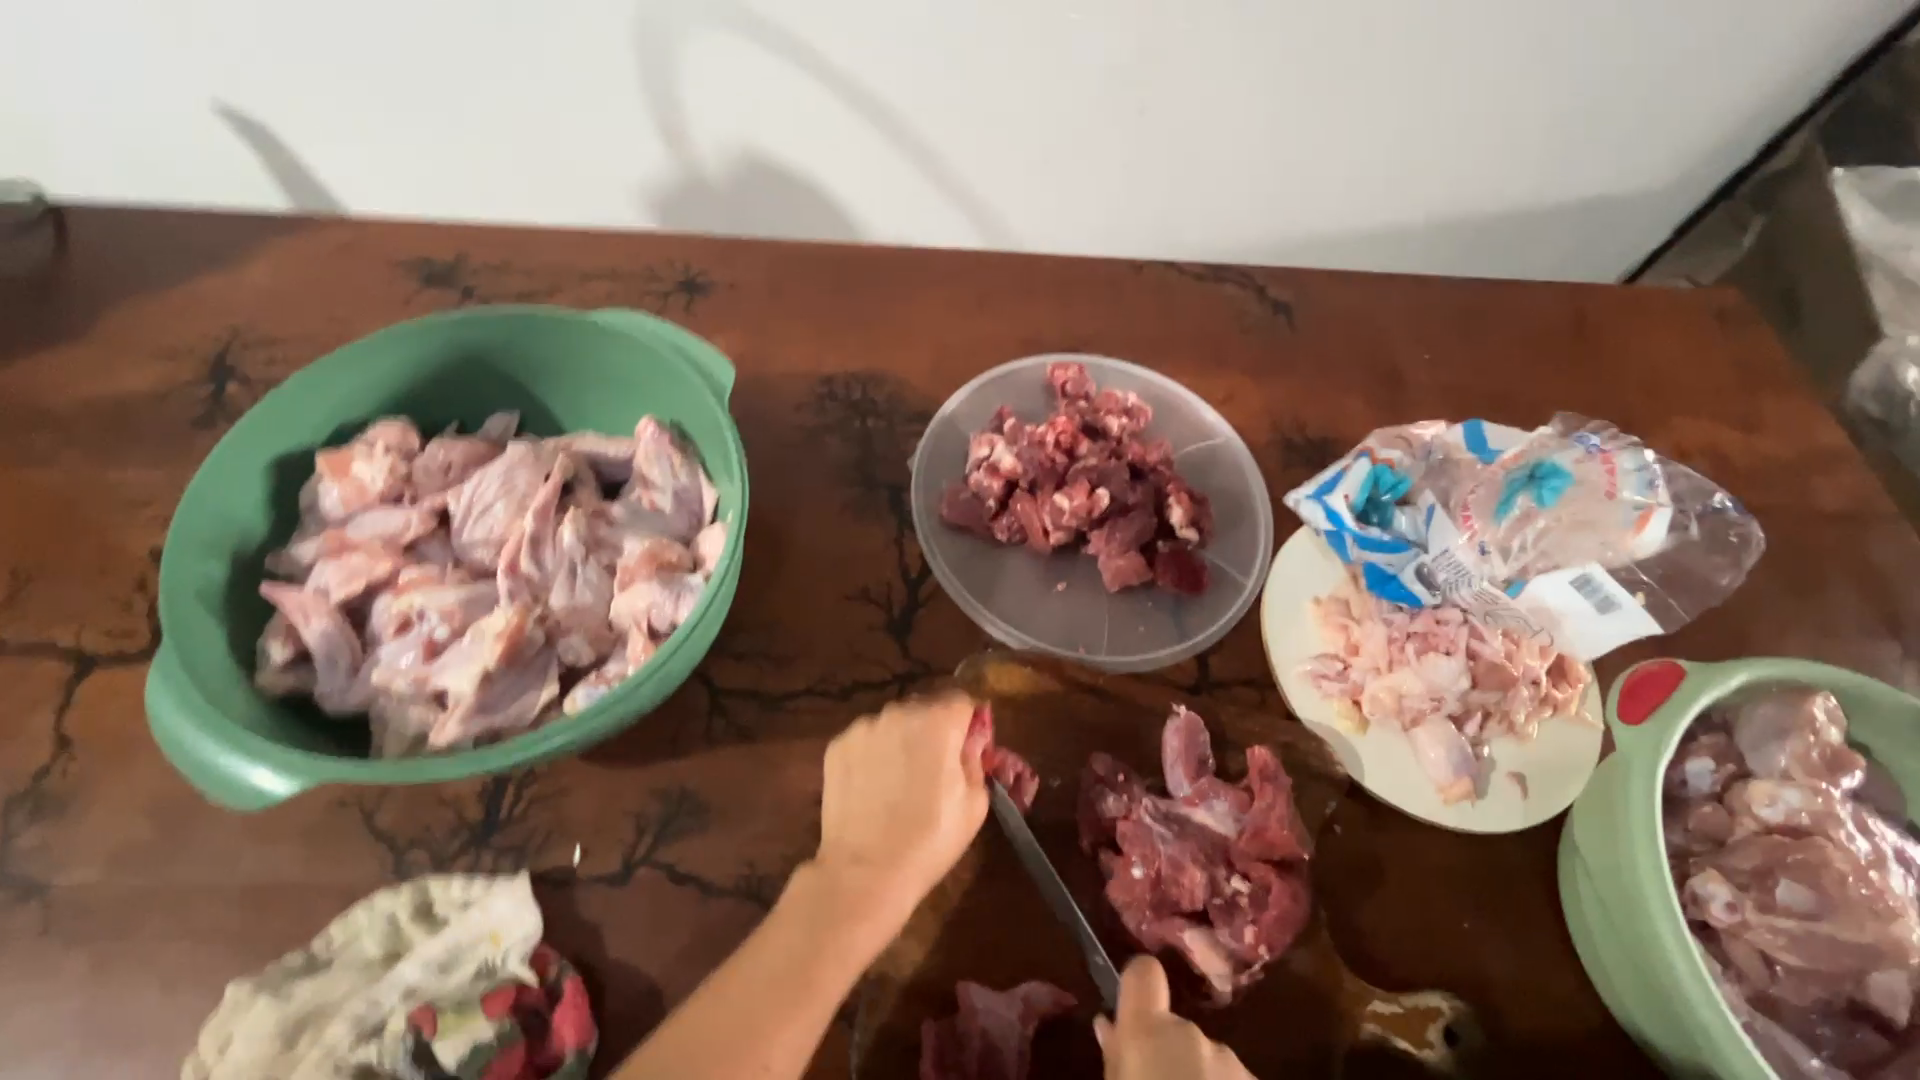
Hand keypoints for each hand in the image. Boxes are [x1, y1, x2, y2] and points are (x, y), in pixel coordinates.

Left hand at [813, 691, 989, 929]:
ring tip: (899, 782)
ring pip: (892, 723)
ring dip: (901, 740)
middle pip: (925, 708)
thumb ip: (975, 760)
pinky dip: (873, 754)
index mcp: (938, 720)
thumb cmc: (930, 839)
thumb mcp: (975, 803)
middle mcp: (898, 712)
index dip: (968, 724)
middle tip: (934, 769)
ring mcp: (862, 727)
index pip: (962, 700)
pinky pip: (865, 740)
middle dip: (933, 729)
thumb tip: (968, 743)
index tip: (966, 750)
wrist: (865, 871)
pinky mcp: (837, 746)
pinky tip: (873, 788)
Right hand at [1095, 956, 1254, 1079]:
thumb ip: (1114, 1054)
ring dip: (1198, 1075)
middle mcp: (1191, 1034)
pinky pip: (1232, 1077)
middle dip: (1170, 1052)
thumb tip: (1109, 1024)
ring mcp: (1231, 1061)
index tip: (1132, 1005)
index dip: (1138, 982)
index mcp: (1148, 1032)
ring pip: (1207, 1057)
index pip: (1143, 972)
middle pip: (1177, 1028)